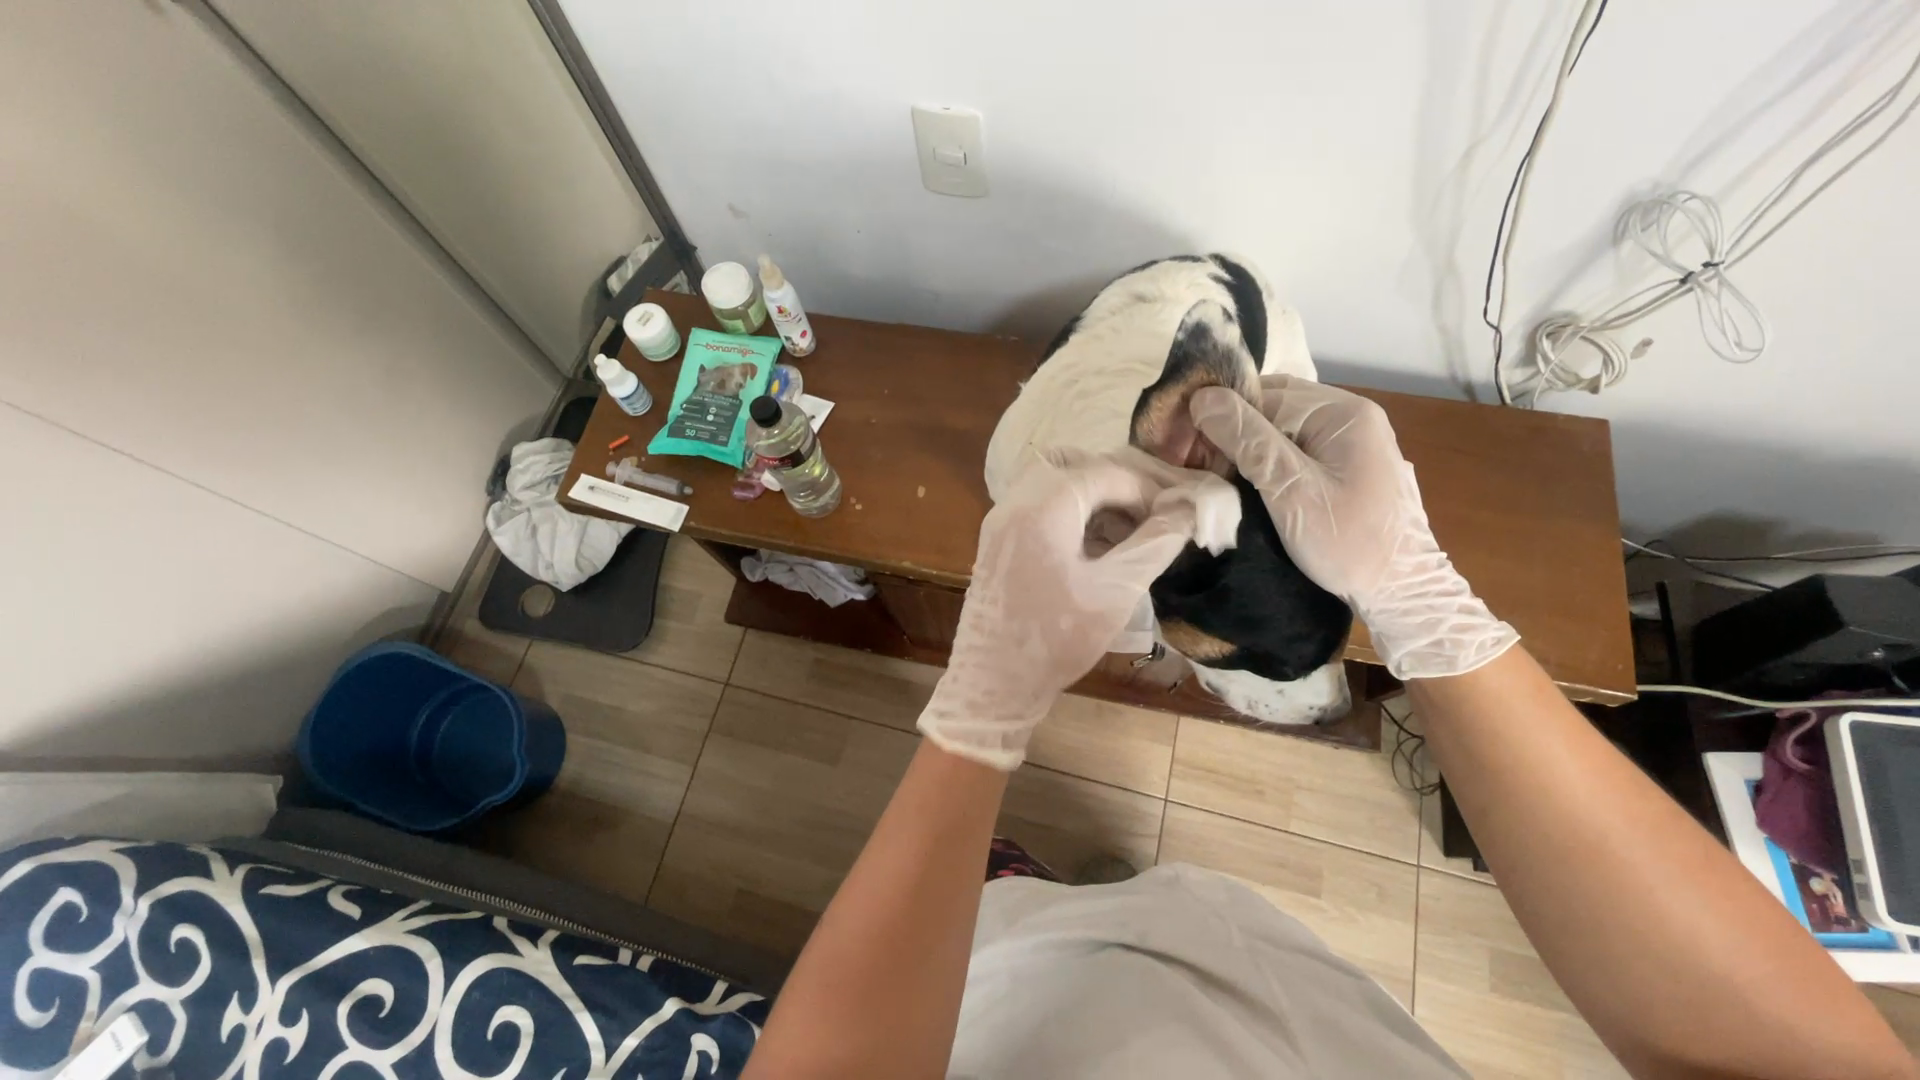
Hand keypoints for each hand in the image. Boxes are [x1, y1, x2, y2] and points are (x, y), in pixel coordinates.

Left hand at [918, 453, 1202, 769]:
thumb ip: (1155, 543)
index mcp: (1042, 504)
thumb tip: (1188, 510)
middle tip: (1154, 513)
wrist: (993, 684)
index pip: (1108, 472)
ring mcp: (1002, 519)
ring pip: (1055, 481)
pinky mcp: (1000, 540)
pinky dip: (1074, 512)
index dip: (1150, 489)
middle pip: (1076, 464)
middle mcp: (1015, 500)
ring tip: (1132, 532)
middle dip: (1120, 483)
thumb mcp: (1117, 591)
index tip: (1180, 515)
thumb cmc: (1057, 638)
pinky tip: (1101, 546)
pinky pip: (1040, 505)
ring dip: (1097, 496)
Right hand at [1190, 377, 1517, 678]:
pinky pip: (1297, 448)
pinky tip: (1249, 485)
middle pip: (1272, 407)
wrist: (1402, 592)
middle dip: (1231, 433)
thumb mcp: (1290, 491)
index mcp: (1342, 411)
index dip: (1221, 421)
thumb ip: (1248, 440)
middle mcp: (1351, 414)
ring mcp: (1353, 439)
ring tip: (1219, 479)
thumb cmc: (1347, 543)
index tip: (1189, 456)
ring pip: (1281, 428)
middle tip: (1198, 469)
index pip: (1263, 395)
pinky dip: (1268, 461)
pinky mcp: (1349, 464)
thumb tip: (1203, 397)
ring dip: (1247, 449)